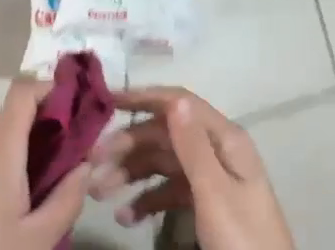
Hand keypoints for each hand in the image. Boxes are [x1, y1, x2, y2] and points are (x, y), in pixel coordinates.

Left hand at [0, 79, 89, 249]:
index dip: (51, 87)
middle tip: (77, 148)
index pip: (23, 91)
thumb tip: (86, 164)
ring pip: (4, 134)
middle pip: (17, 113)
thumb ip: (67, 199)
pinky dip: (12, 158)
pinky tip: (24, 191)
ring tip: (55, 174)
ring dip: (31, 142)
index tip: (78, 104)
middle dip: (49, 121)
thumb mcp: (37, 238)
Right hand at [88, 87, 295, 249]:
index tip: (105, 101)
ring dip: (130, 174)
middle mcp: (216, 150)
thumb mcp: (214, 193)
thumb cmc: (242, 238)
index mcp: (224, 138)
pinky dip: (146, 201)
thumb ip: (192, 146)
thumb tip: (173, 97)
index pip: (179, 103)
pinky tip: (126, 218)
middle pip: (165, 135)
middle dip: (128, 146)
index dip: (143, 98)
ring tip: (98, 193)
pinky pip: (169, 192)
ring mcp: (210, 178)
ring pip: (162, 164)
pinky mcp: (205, 205)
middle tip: (92, 165)